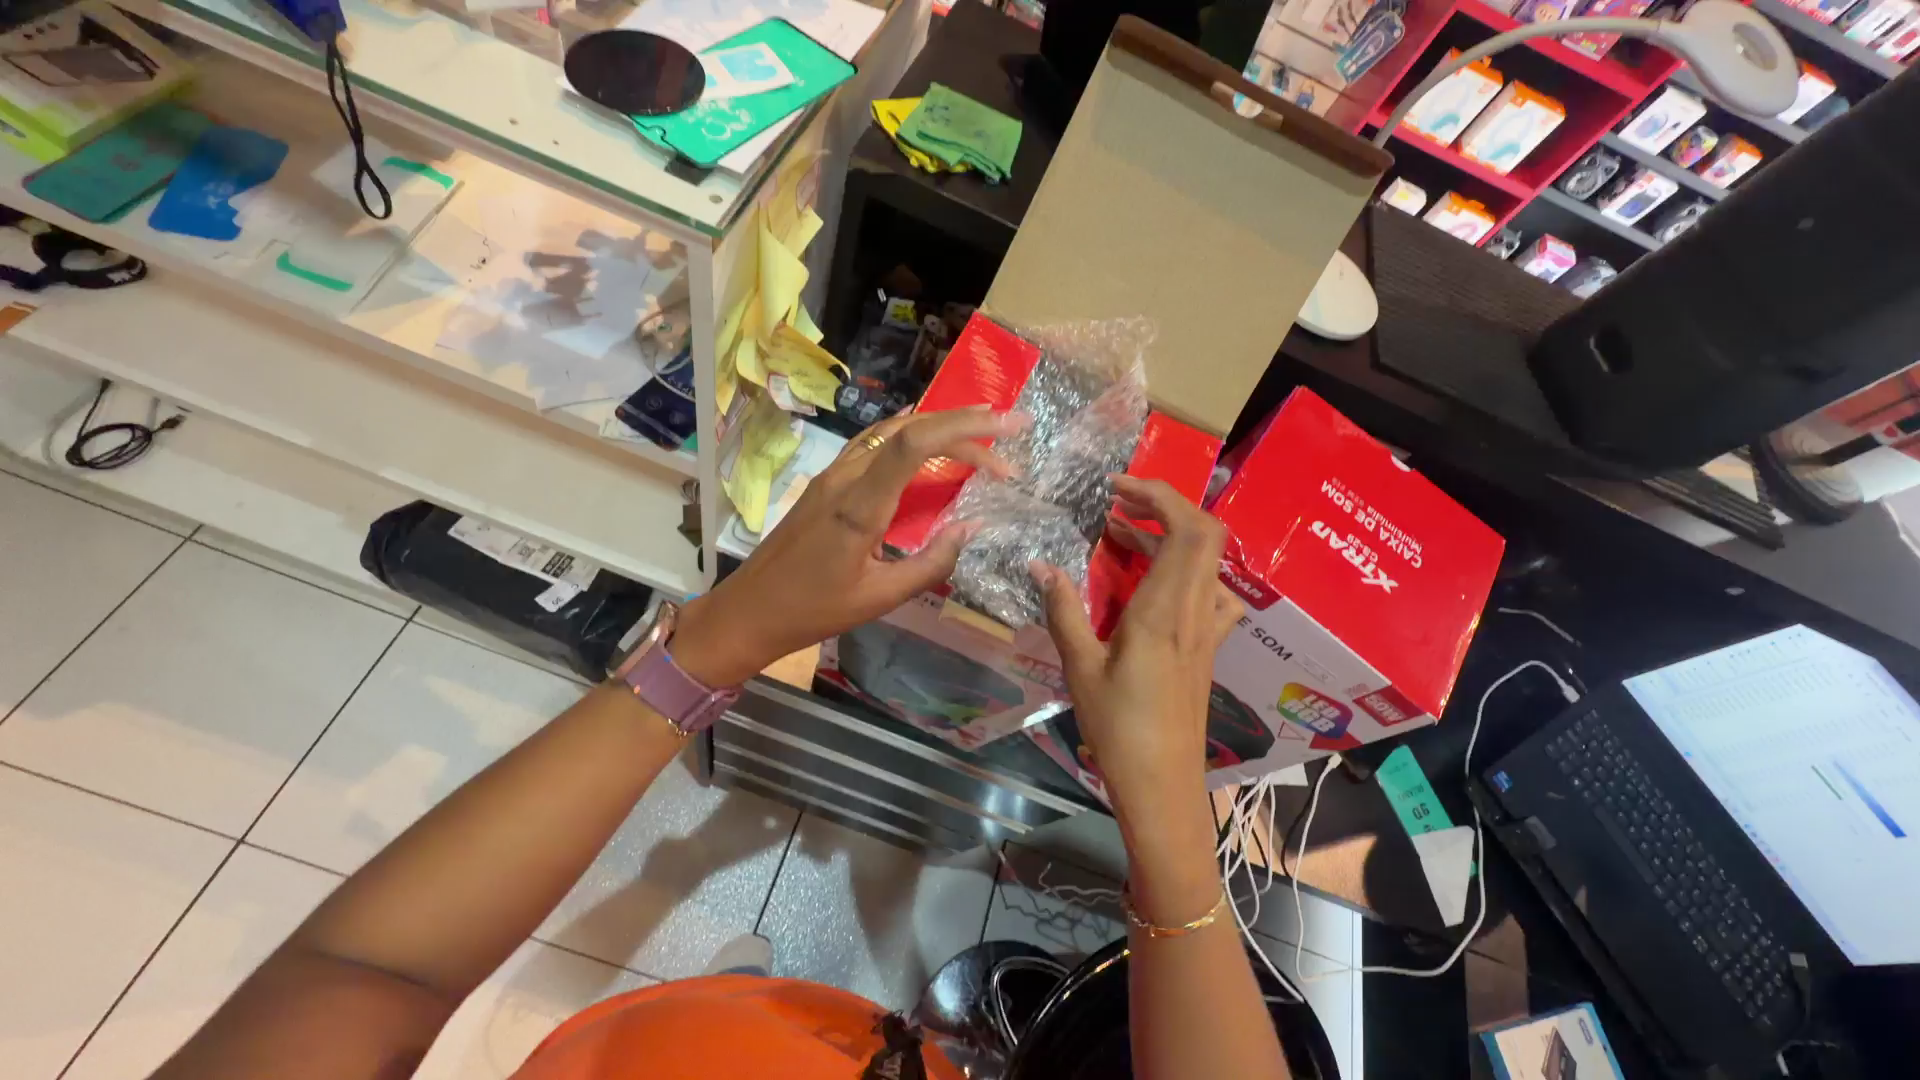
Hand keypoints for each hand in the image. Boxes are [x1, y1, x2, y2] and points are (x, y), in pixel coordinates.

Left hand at [669, 407, 1023, 687]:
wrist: (749, 610)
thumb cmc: (813, 610)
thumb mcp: (880, 598)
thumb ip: (930, 564)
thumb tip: (970, 529)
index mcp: (860, 504)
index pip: (915, 444)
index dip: (965, 427)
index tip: (1007, 426)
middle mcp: (845, 477)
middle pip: (909, 429)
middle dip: (965, 424)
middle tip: (1011, 432)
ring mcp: (832, 476)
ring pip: (890, 431)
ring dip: (938, 427)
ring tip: (981, 433)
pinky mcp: (827, 484)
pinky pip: (873, 445)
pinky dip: (909, 435)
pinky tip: (928, 442)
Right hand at [1033, 475, 1242, 879]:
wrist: (1164, 785)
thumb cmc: (1117, 729)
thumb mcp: (1079, 668)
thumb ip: (1062, 610)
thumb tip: (1040, 564)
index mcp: (1165, 611)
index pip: (1187, 529)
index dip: (1159, 494)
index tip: (1116, 488)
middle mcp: (1196, 611)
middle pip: (1206, 534)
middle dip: (1165, 506)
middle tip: (1117, 506)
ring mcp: (1209, 630)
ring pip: (1207, 561)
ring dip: (1170, 536)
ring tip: (1122, 537)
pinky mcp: (1208, 647)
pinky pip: (1210, 591)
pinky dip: (1185, 569)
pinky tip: (1155, 585)